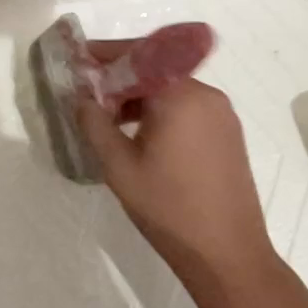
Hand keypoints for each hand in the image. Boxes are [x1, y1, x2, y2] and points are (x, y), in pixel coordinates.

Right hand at [77, 75, 274, 284]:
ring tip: (110, 118)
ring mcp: (221, 115)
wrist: (228, 254)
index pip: (138, 55)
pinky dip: (162, 110)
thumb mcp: (119, 166)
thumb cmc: (168, 208)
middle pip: (156, 70)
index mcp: (180, 95)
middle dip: (120, 76)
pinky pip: (189, 108)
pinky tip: (142, 136)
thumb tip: (82, 98)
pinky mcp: (228, 135)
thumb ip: (94, 124)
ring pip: (172, 90)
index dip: (105, 53)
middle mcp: (206, 94)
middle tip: (89, 93)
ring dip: (140, 96)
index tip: (79, 57)